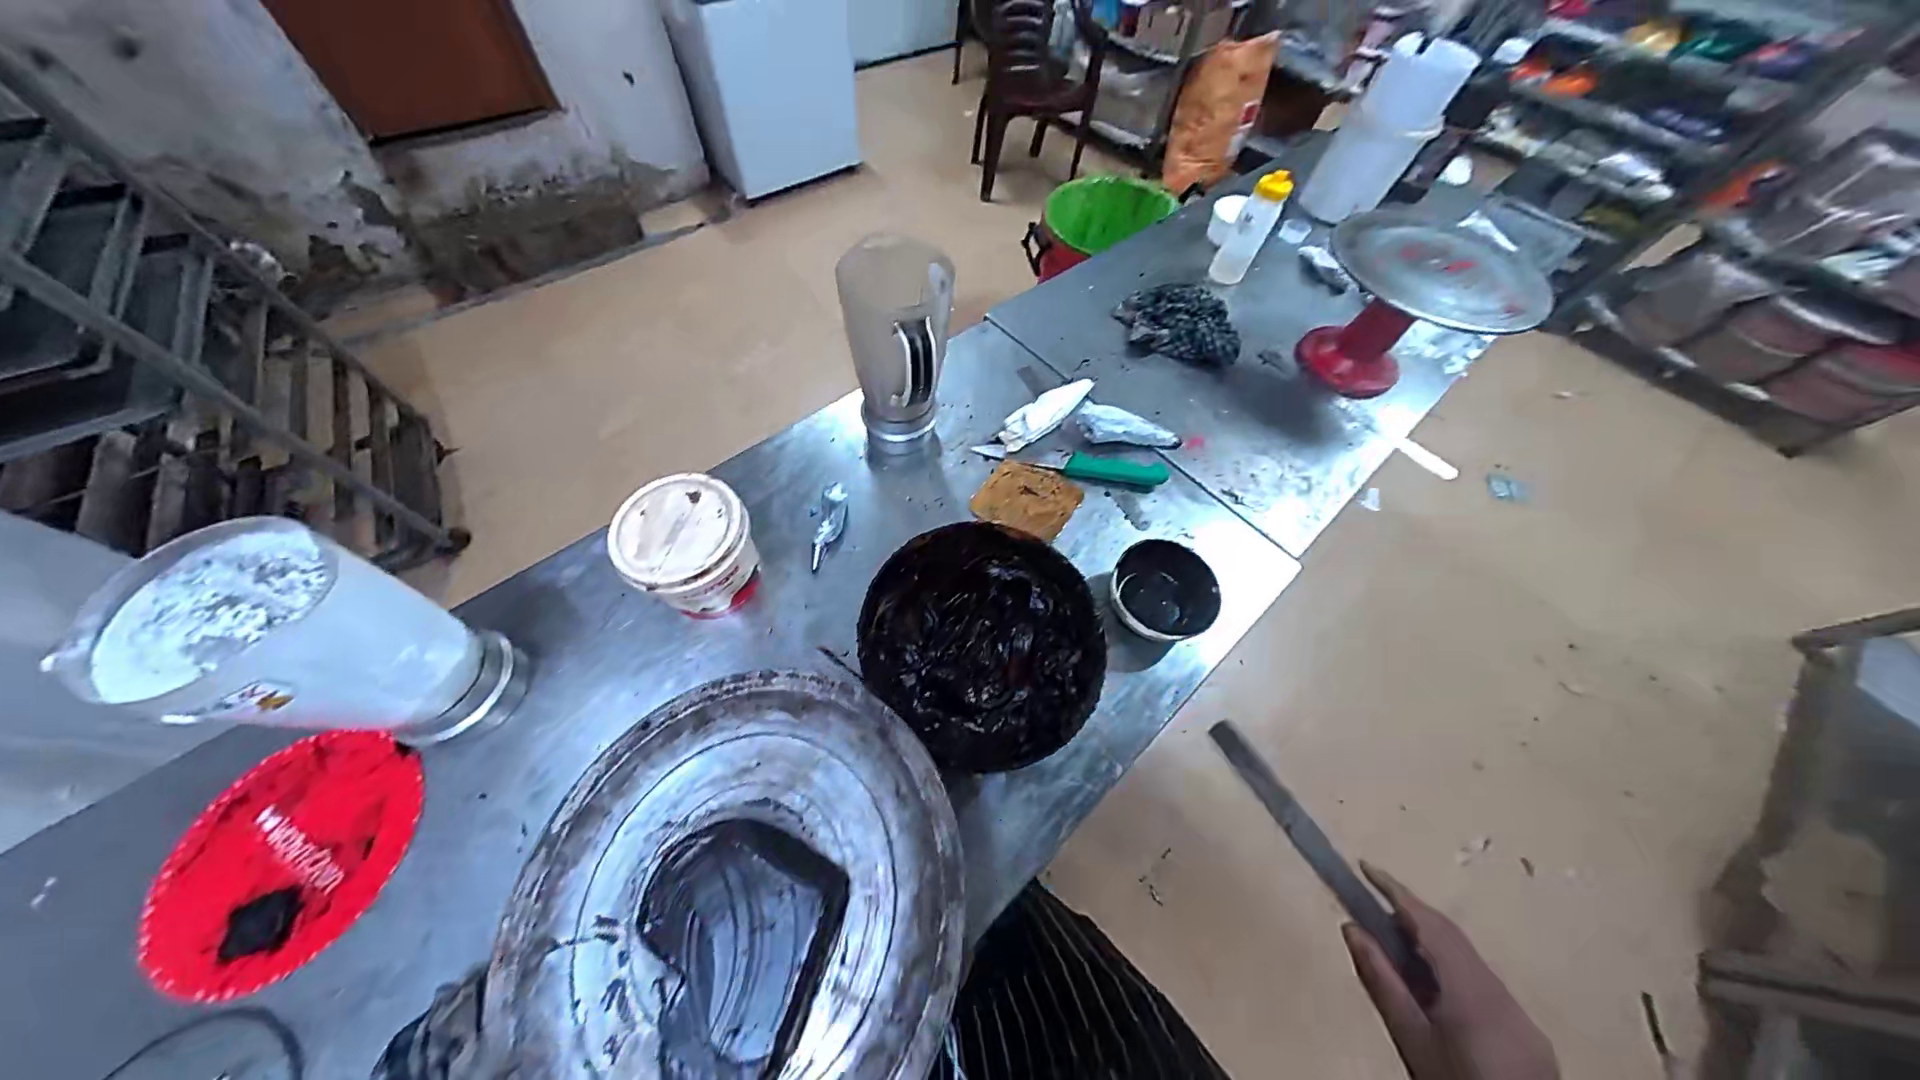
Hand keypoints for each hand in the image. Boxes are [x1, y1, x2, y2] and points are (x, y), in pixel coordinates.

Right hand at [1342, 862, 1559, 1079]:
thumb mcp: (1409, 1037)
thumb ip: (1381, 981)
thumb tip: (1351, 927)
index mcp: (1471, 990)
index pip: (1429, 923)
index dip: (1395, 891)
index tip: (1363, 866)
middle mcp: (1501, 993)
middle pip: (1451, 936)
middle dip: (1409, 913)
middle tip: (1367, 903)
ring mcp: (1519, 1013)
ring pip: (1466, 959)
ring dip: (1427, 942)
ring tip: (1389, 946)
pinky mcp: (1526, 1033)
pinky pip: (1479, 982)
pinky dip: (1446, 968)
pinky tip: (1427, 986)